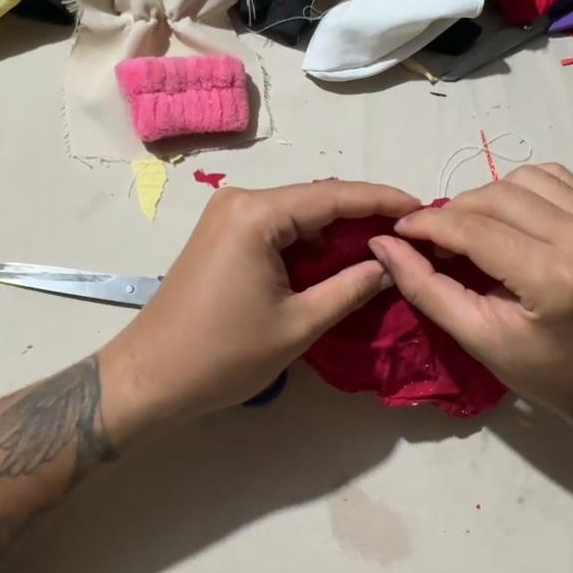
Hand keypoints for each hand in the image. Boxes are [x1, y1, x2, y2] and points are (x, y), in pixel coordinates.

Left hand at [98, 180, 418, 435]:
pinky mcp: (224, 233)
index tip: (422, 207)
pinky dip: (309, 241)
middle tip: (409, 232)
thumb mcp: (298, 325)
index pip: (333, 196)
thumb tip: (388, 262)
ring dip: (336, 230)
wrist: (150, 376)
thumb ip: (350, 288)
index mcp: (257, 214)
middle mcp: (241, 200)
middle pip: (316, 199)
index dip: (381, 200)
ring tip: (383, 247)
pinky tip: (337, 259)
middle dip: (362, 215)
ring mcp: (228, 214)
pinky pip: (279, 227)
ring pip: (299, 213)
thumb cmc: (222, 354)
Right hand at [368, 163, 572, 420]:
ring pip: (523, 179)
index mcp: (556, 280)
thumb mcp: (478, 339)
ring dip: (487, 197)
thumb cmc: (548, 372)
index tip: (400, 229)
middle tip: (434, 238)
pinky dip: (521, 189)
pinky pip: (554, 178)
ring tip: (474, 229)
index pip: (476, 230)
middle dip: (454, 212)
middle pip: (496, 197)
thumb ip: (426, 288)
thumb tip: (382, 244)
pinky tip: (510, 217)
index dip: (429, 225)